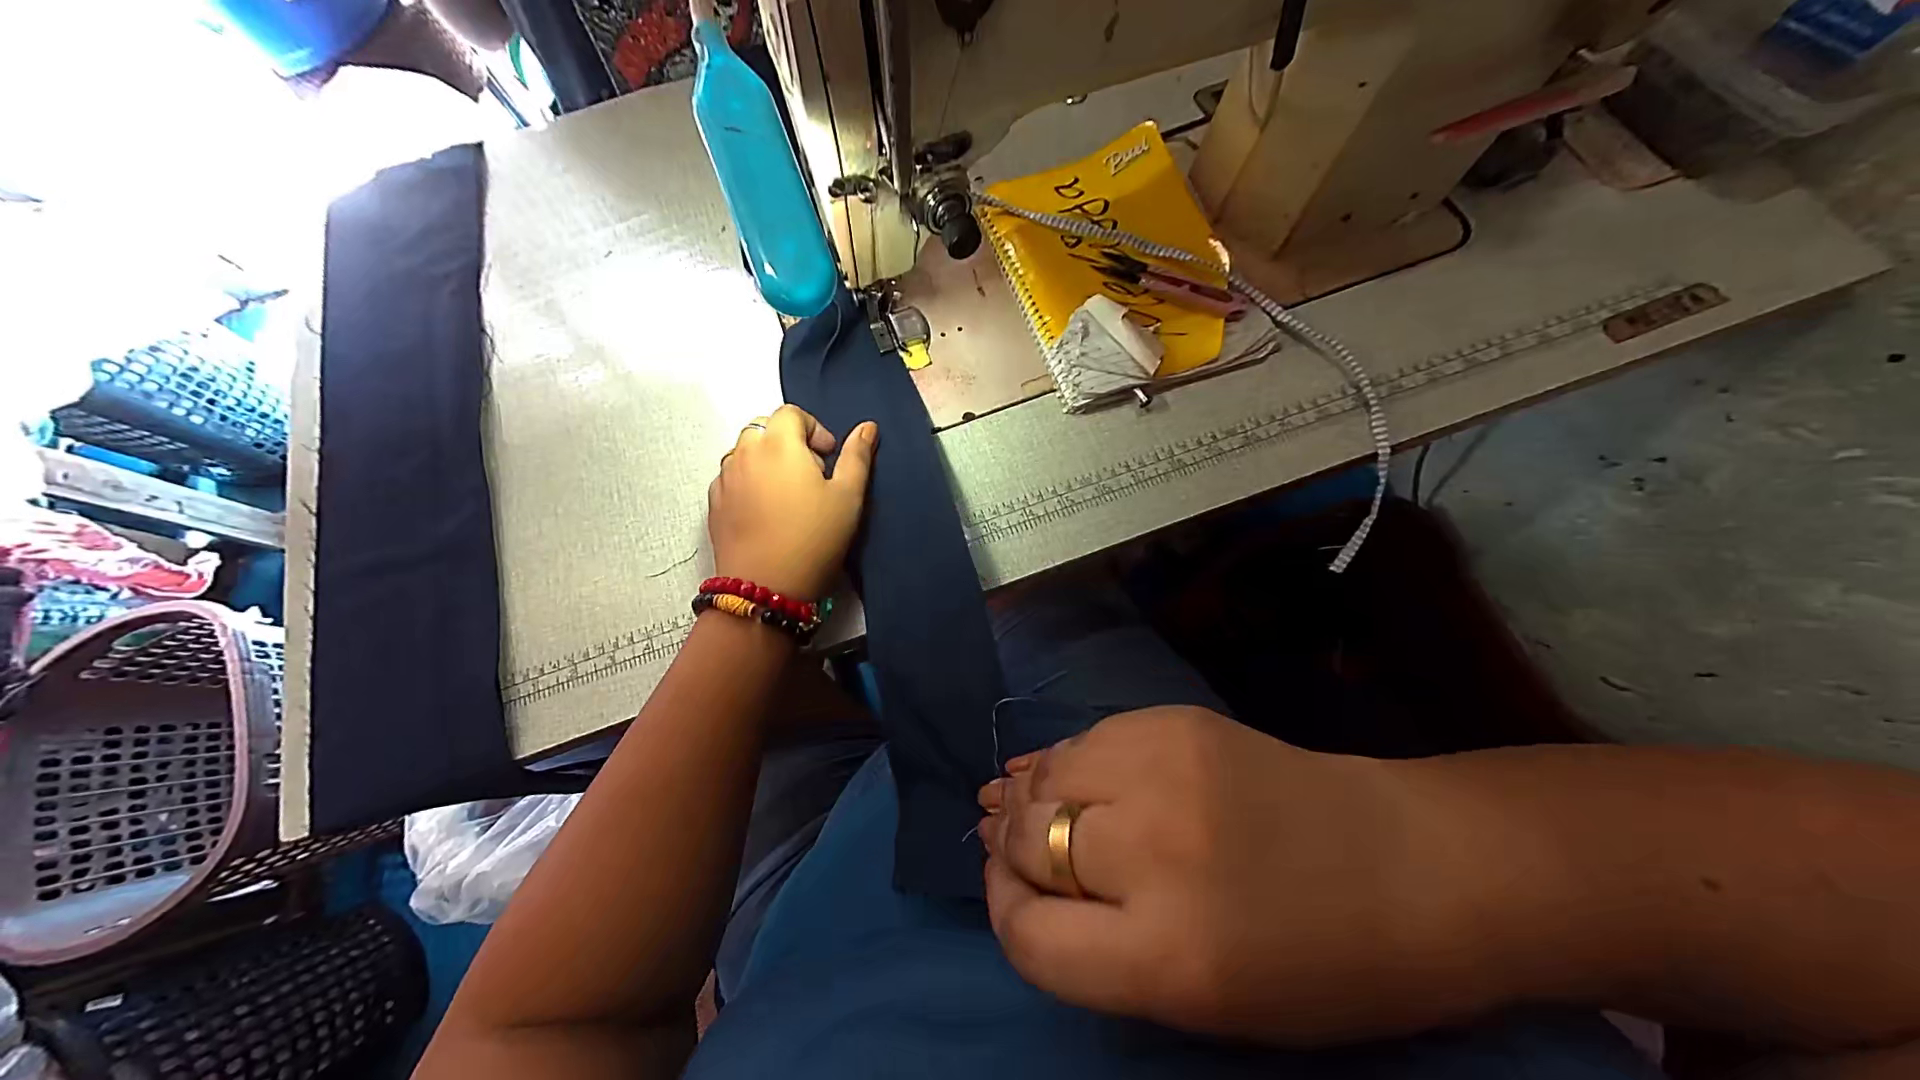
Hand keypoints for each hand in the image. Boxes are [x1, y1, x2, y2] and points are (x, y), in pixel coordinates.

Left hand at [708, 405, 876, 599]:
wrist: (766, 587)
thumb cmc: (814, 539)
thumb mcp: (848, 496)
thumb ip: (857, 456)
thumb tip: (867, 428)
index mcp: (778, 443)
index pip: (791, 413)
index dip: (815, 429)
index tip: (829, 458)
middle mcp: (744, 453)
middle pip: (764, 428)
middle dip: (789, 442)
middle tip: (811, 474)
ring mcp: (724, 479)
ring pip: (745, 453)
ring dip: (767, 461)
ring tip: (789, 495)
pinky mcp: (714, 504)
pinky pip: (732, 479)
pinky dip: (749, 482)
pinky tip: (768, 512)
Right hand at [978, 706, 1501, 1045]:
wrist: (1408, 865)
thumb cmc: (1310, 963)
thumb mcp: (1197, 999)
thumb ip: (1092, 946)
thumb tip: (1014, 873)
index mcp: (1166, 956)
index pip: (1029, 936)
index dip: (1004, 913)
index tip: (1008, 894)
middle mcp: (1155, 853)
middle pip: (1030, 842)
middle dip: (1008, 848)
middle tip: (1007, 845)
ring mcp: (1166, 770)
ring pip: (1048, 775)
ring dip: (1033, 796)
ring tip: (1038, 807)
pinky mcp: (1177, 721)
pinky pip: (1087, 739)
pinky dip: (1066, 761)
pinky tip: (1067, 773)